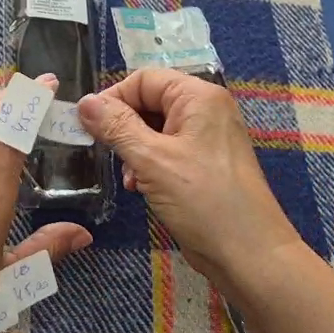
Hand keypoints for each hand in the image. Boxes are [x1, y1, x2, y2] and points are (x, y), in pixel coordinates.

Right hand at [77, 68, 301, 280]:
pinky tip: (142, 188)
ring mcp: (207, 138)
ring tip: (131, 179)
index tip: (89, 127)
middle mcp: (205, 110)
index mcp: (198, 97)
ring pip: (155, 129)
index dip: (113, 99)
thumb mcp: (151, 160)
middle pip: (149, 102)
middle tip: (110, 156)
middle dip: (124, 128)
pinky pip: (168, 151)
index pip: (144, 79)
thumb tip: (84, 102)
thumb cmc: (202, 200)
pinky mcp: (205, 164)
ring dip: (134, 150)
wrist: (249, 254)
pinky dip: (149, 165)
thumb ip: (116, 127)